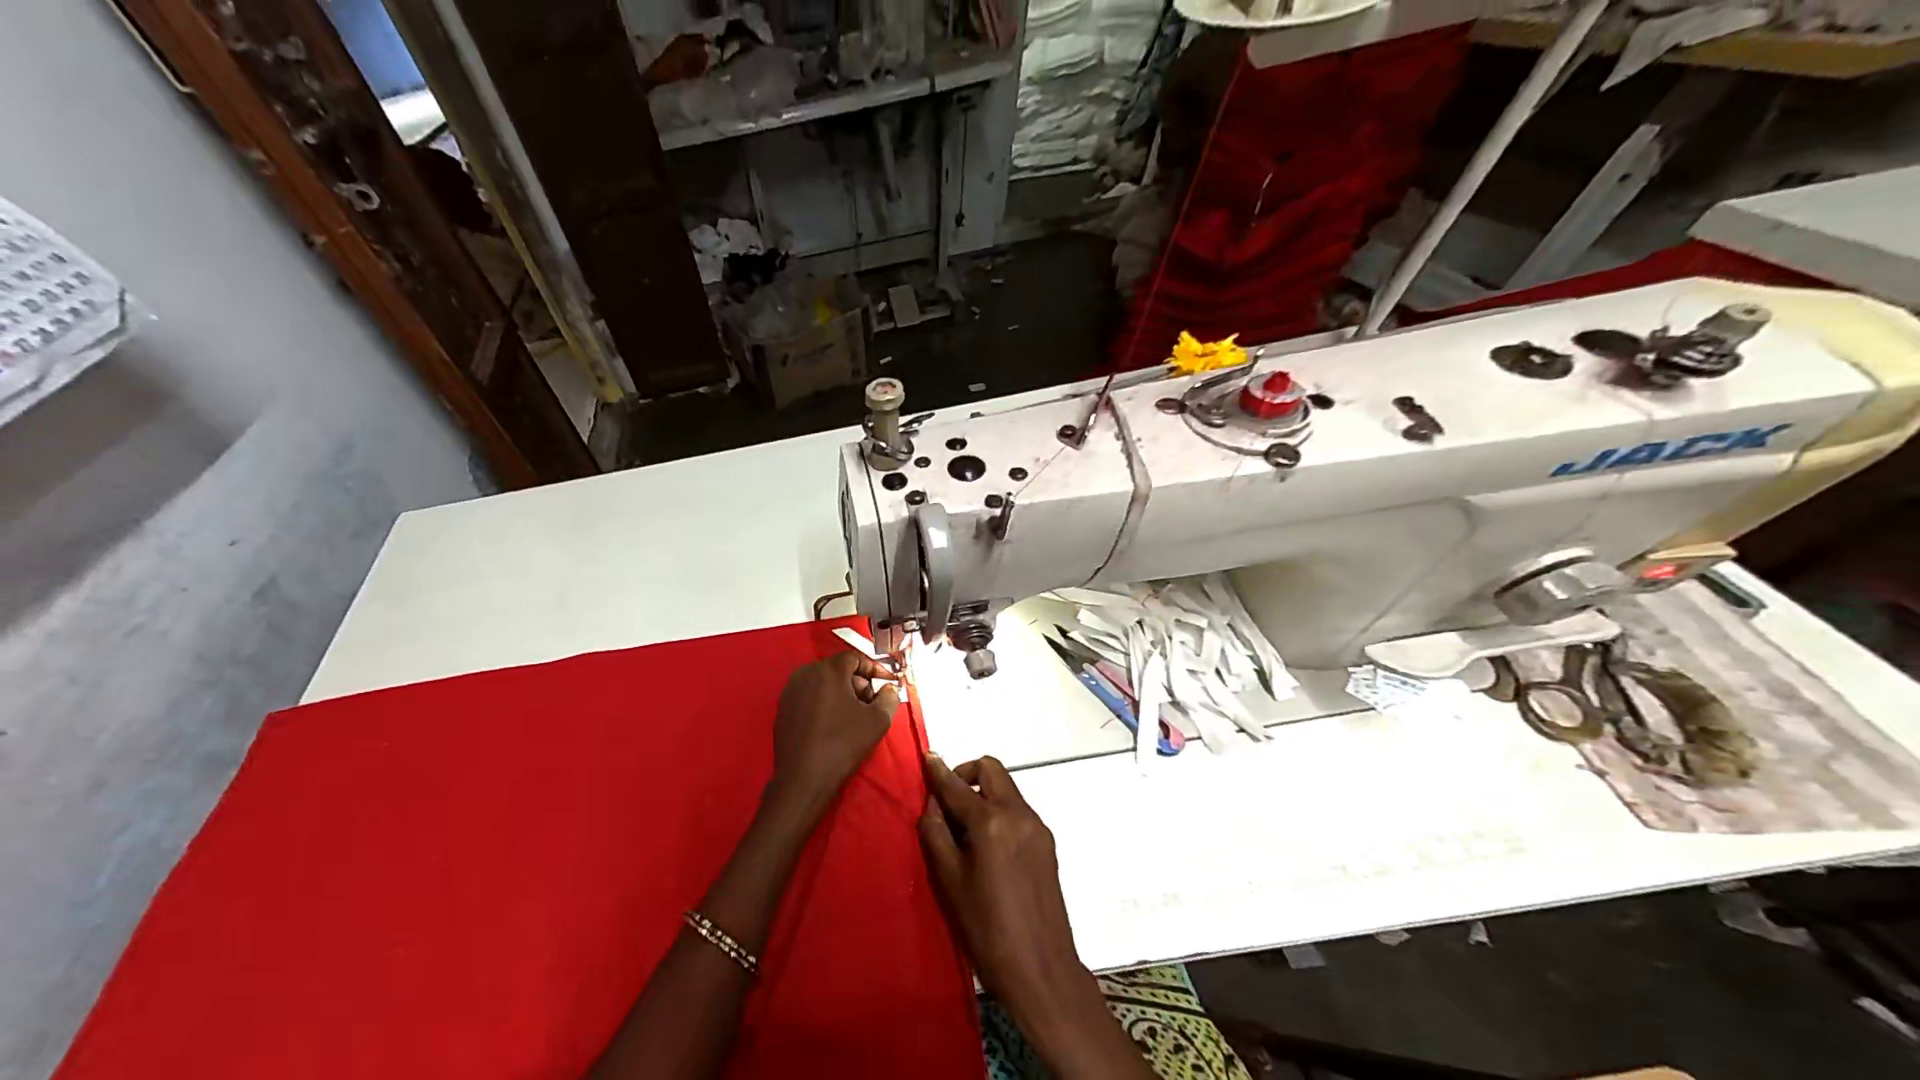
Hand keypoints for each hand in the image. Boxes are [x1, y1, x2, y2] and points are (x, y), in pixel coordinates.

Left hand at [770, 652, 899, 806]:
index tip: (886, 684)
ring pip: (822, 683)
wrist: (803, 779)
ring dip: (840, 693)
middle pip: (838, 670)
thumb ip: (889, 697)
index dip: (874, 669)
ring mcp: (790, 691)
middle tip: (871, 704)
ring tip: (853, 716)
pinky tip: (832, 725)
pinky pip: (809, 697)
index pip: (855, 658)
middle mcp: (805, 674)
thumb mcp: (878, 720)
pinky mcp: (782, 709)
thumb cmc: (843, 744)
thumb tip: (888, 689)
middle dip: (857, 683)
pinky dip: (823, 703)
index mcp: (828, 670)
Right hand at [919, 755, 1088, 1019]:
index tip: (928, 758)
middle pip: (992, 770)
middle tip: (947, 801)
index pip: (958, 786)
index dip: (939, 771)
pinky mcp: (1047, 842)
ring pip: (1007, 789)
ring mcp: (1037, 827)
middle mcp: (1019, 814)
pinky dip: (998, 812)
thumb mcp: (950, 882)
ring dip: (983, 794)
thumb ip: (936, 834)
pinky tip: (985, 845)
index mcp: (992, 823)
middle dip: (966, 775)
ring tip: (963, 830)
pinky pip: (1018, 810)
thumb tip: (933, 805)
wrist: (1041, 968)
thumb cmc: (987, 930)